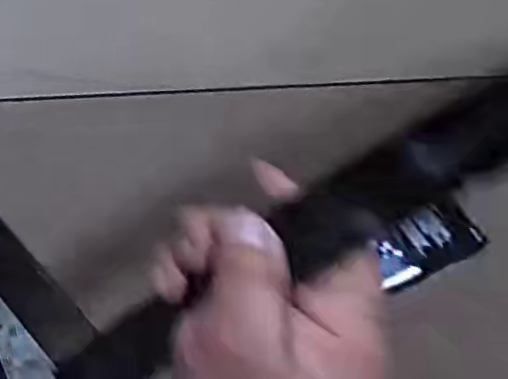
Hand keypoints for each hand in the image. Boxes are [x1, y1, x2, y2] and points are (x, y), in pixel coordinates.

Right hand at [151, 162, 385, 378]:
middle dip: (211, 233)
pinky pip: (205, 272)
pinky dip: (179, 271)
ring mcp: (269, 313)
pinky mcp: (237, 317)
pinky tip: (172, 288)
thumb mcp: (247, 334)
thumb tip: (246, 219)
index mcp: (335, 316)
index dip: (301, 204)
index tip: (260, 173)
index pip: (336, 245)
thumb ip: (249, 273)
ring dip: (188, 252)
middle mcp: (307, 308)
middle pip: (259, 237)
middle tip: (193, 257)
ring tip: (177, 281)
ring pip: (224, 250)